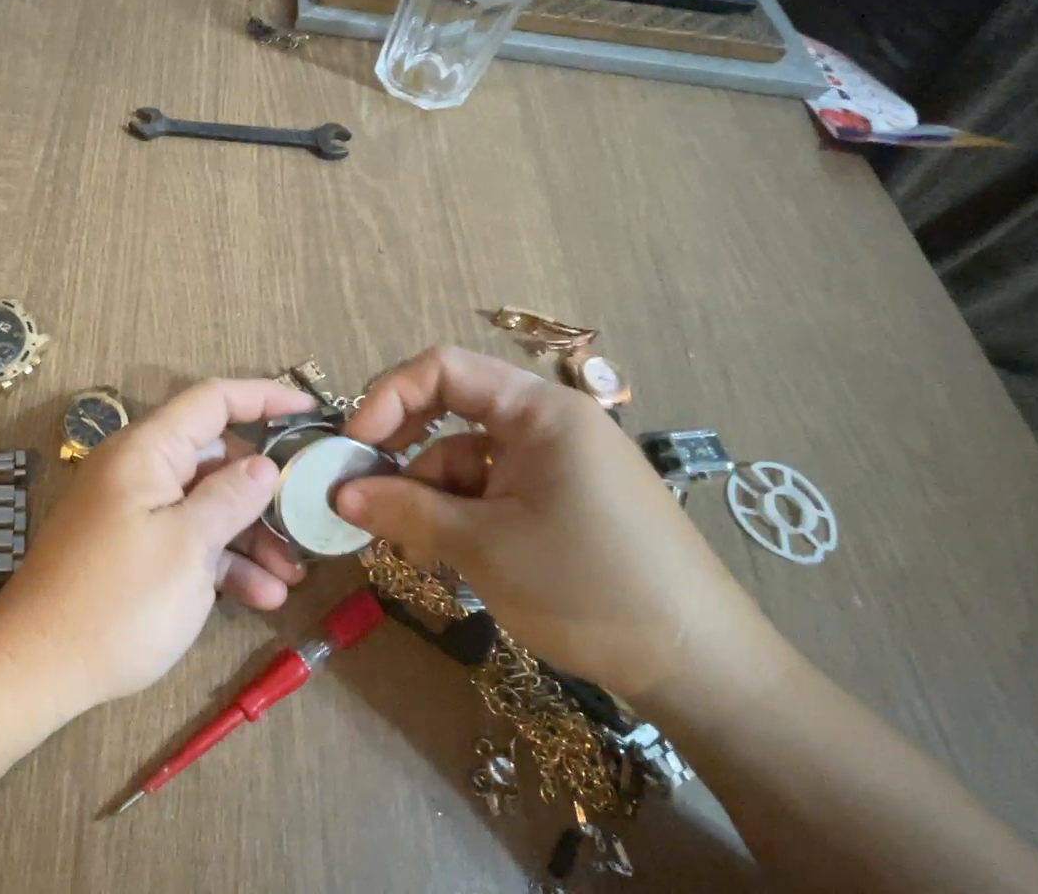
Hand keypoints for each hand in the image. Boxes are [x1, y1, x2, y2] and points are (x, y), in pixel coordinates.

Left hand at [0, 378, 316, 715]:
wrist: (39, 666)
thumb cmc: (117, 600)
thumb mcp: (186, 546)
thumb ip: (229, 498)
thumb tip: (265, 464)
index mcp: (146, 452)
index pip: (211, 401)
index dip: (264, 398)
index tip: (313, 413)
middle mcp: (139, 473)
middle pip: (215, 459)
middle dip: (265, 490)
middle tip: (308, 520)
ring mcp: (135, 514)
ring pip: (207, 506)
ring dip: (251, 536)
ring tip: (293, 576)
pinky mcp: (134, 552)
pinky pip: (187, 542)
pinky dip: (223, 563)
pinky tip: (263, 596)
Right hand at [334, 347, 773, 697]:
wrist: (699, 667)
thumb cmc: (587, 585)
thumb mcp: (482, 546)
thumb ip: (405, 509)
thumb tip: (338, 494)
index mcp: (540, 411)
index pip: (443, 369)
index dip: (387, 399)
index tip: (352, 450)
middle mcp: (548, 426)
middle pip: (450, 414)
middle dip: (403, 456)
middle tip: (365, 500)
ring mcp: (556, 466)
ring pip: (464, 461)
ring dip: (428, 498)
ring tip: (412, 551)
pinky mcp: (560, 503)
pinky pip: (489, 492)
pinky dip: (457, 518)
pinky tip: (444, 558)